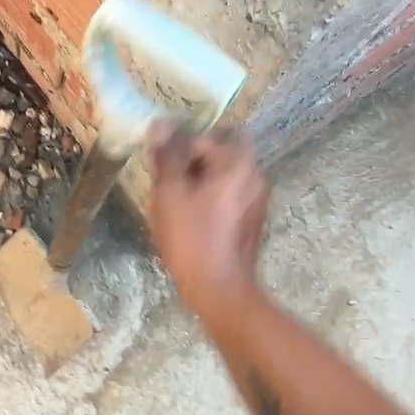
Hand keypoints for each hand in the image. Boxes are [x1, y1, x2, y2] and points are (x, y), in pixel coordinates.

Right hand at [148, 125, 270, 315]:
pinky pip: (227, 197)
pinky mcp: (253, 221)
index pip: (202, 138)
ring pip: (221, 177)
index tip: (156, 168)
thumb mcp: (171, 192)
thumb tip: (161, 124)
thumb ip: (167, 155)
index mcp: (239, 163)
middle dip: (187, 164)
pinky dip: (208, 200)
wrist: (220, 290)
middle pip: (216, 155)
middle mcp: (255, 176)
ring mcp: (258, 201)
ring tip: (172, 202)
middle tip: (162, 183)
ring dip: (196, 182)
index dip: (176, 149)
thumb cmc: (192, 237)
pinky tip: (189, 219)